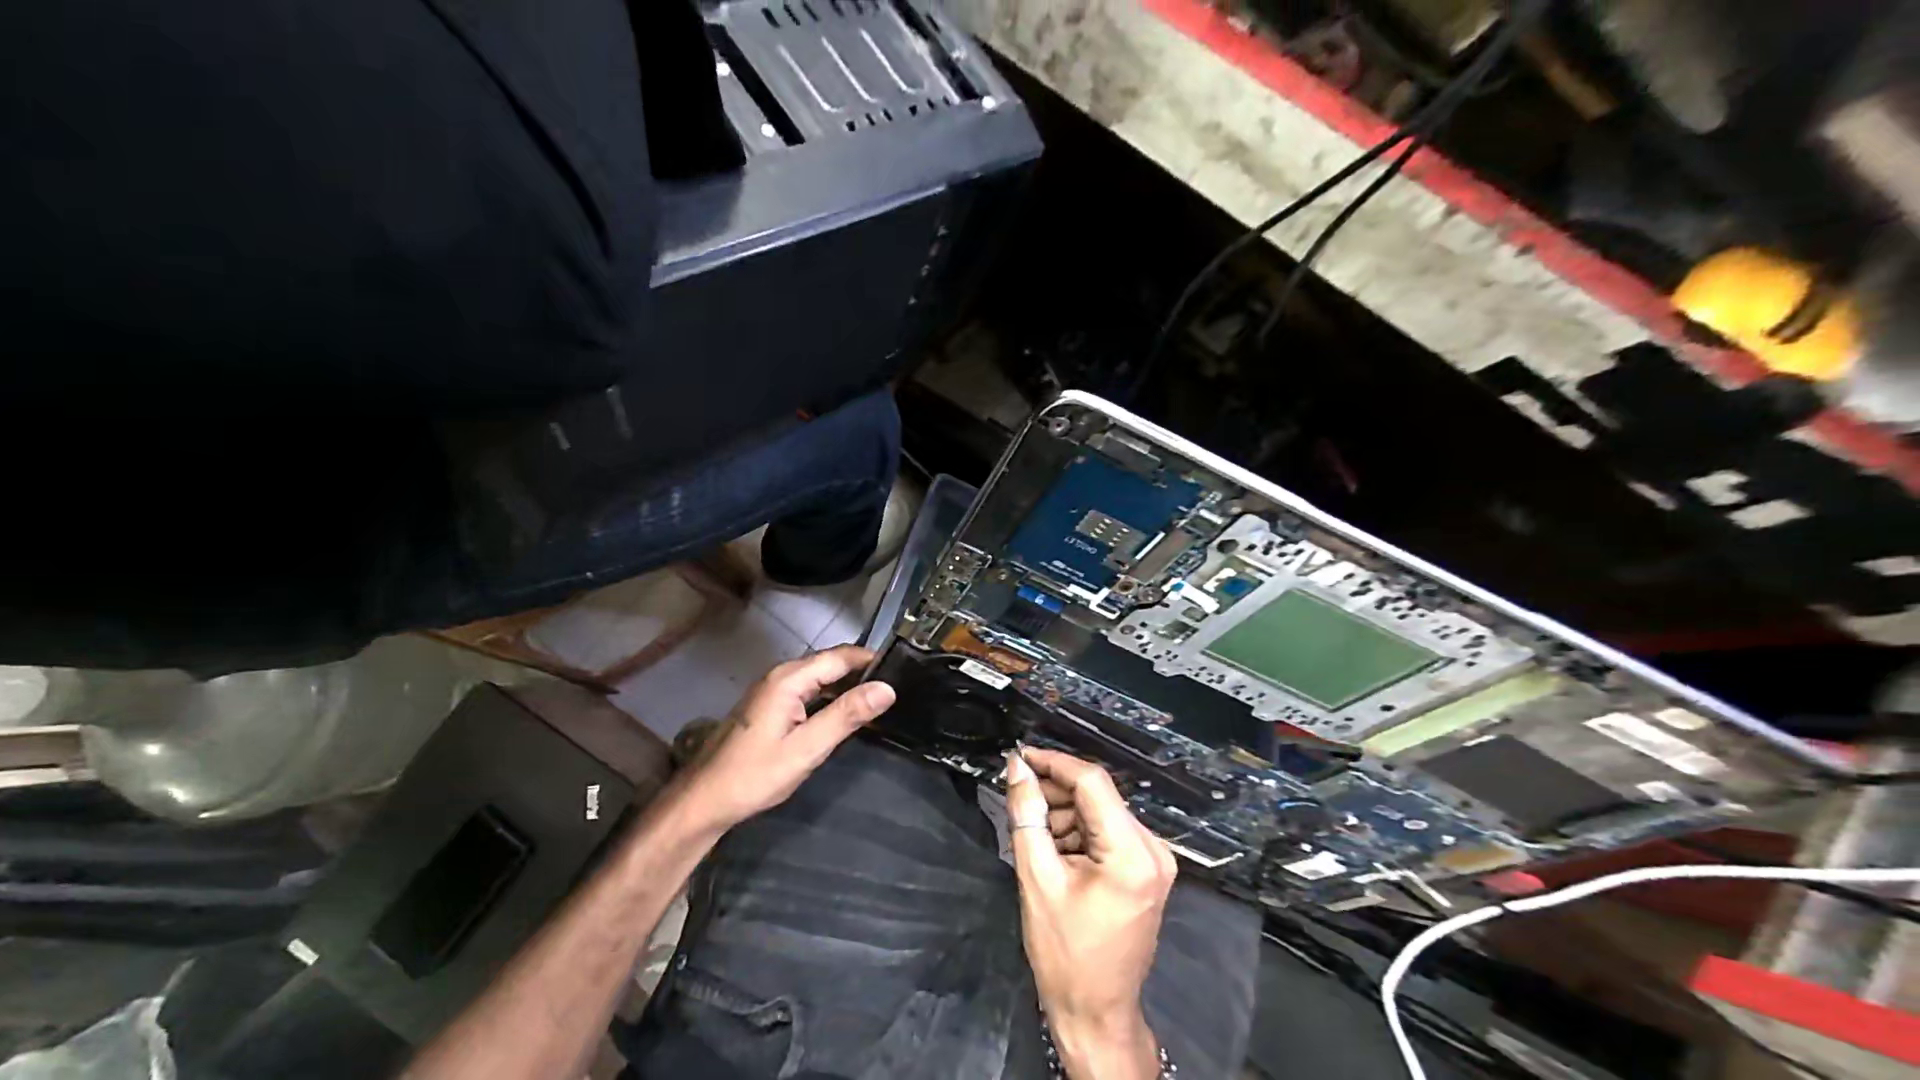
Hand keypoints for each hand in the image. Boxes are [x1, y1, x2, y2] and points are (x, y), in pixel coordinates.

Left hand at [673, 645, 895, 834]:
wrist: (703, 801)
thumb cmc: (755, 775)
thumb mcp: (807, 748)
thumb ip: (847, 715)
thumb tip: (887, 688)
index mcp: (789, 678)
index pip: (841, 656)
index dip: (872, 660)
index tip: (904, 671)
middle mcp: (781, 675)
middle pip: (830, 663)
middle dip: (862, 672)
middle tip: (897, 689)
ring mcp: (773, 690)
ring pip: (820, 678)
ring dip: (847, 686)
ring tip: (880, 701)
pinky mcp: (770, 706)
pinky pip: (808, 692)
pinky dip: (830, 698)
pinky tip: (845, 715)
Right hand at [1004, 746, 1175, 1079]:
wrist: (1095, 1010)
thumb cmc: (1065, 952)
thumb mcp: (1037, 878)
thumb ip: (1027, 816)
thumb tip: (1018, 769)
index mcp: (1133, 853)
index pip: (1092, 782)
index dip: (1054, 763)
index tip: (1020, 757)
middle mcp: (1154, 849)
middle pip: (1097, 796)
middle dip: (1055, 794)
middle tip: (1018, 802)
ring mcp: (1155, 860)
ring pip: (1100, 811)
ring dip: (1064, 815)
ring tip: (1035, 839)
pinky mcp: (1146, 869)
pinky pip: (1107, 831)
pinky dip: (1078, 833)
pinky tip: (1055, 852)